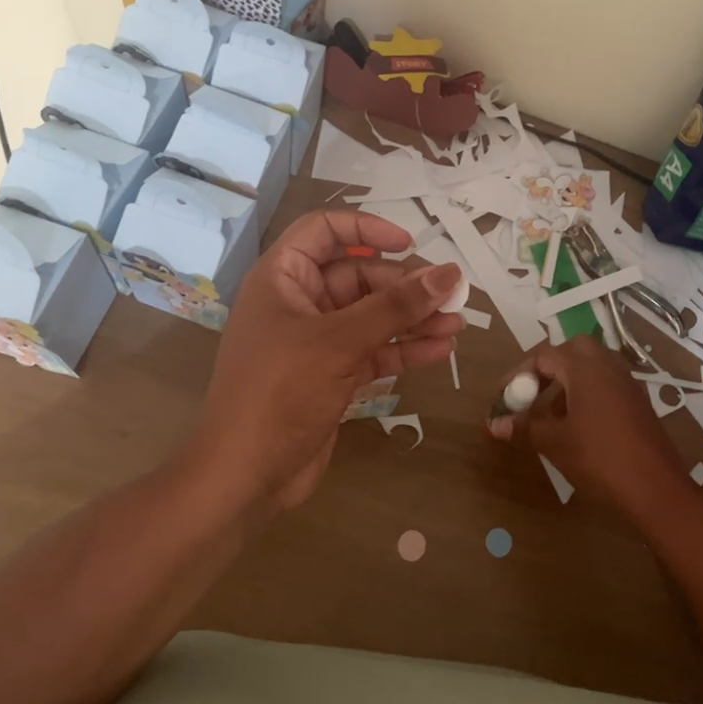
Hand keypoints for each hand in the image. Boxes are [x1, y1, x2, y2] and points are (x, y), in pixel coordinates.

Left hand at [192, 211, 464, 510]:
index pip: (325, 231)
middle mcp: (298, 302)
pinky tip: (439, 350)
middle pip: (359, 275)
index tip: (409, 242)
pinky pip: (374, 349)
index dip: (367, 229)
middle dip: (405, 286)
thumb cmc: (281, 391)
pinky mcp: (331, 374)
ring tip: (457, 325)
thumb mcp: (341, 341)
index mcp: (283, 277)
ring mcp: (315, 341)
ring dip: (413, 318)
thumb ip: (397, 306)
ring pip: (372, 315)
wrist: (245, 475)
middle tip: (451, 296)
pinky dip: (404, 348)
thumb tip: (450, 273)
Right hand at [489, 336, 689, 515]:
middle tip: (529, 393)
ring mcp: (627, 383)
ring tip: (549, 413)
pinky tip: (578, 425)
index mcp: (585, 368)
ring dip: (567, 381)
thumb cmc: (600, 459)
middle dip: (547, 368)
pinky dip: (587, 392)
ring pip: (592, 366)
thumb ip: (524, 426)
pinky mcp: (638, 402)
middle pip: (572, 351)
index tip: (503, 396)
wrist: (656, 488)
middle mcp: (608, 366)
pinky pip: (606, 383)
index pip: (544, 356)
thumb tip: (493, 423)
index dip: (518, 374)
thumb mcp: (555, 443)